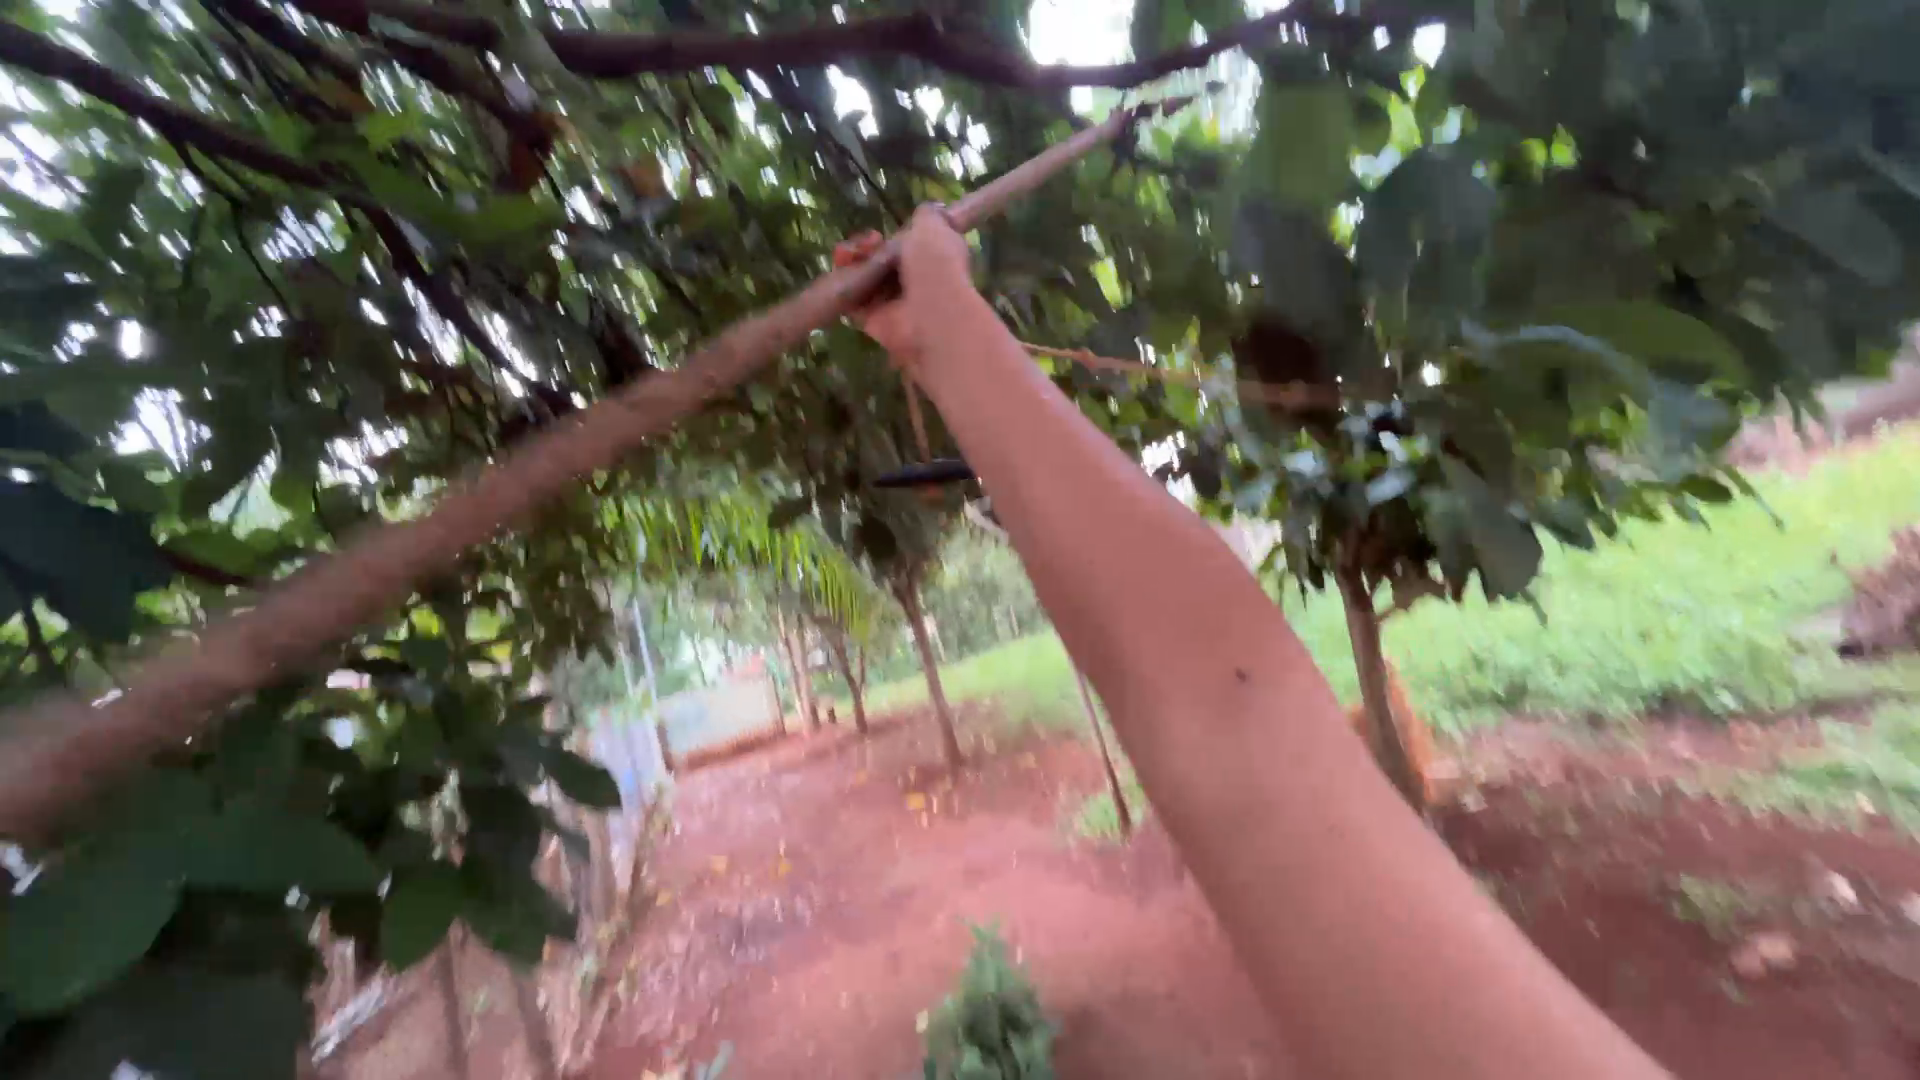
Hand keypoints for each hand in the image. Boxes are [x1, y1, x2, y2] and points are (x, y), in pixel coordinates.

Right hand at [834, 204, 971, 362]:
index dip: (901, 233)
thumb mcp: (935, 225)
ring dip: (855, 256)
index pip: (914, 245)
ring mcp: (892, 301)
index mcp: (934, 259)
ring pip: (865, 274)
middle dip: (871, 244)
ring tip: (853, 250)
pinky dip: (843, 276)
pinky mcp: (871, 317)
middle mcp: (914, 281)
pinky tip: (843, 260)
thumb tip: (929, 210)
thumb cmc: (936, 264)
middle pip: (884, 258)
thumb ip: (928, 215)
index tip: (894, 225)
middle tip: (870, 239)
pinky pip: (851, 294)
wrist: (929, 311)